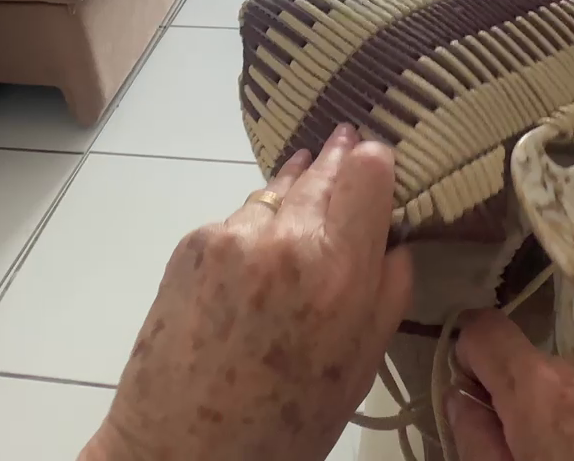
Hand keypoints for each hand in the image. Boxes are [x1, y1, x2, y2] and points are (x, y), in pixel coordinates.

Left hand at [82, 125, 412, 460]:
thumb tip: (394, 235)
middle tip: (346, 144)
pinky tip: (257, 255)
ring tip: (304, 191)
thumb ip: (389, 291)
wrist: (179, 451)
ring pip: (281, 187)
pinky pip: (243, 216)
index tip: (377, 164)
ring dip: (297, 190)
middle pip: (324, 165)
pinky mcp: (195, 239)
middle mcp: (286, 239)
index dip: (376, 160)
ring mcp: (234, 234)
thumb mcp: (359, 367)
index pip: (368, 168)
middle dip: (339, 161)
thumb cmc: (285, 422)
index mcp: (338, 274)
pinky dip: (257, 225)